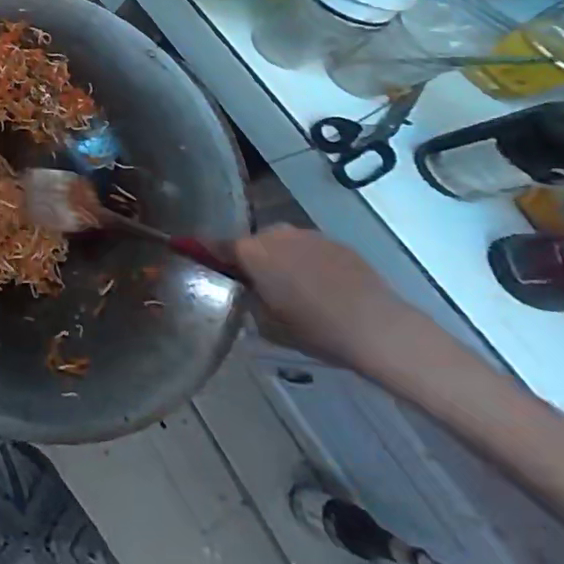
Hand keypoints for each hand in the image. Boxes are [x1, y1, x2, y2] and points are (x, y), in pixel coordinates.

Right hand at [207, 225, 429, 377]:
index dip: (199, 250)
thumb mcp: (267, 323)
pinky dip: (306, 263)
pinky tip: (320, 288)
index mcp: (252, 252)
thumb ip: (248, 298)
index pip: (215, 245)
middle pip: (252, 243)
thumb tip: (245, 288)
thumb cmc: (315, 329)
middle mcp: (275, 234)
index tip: (184, 249)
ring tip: (292, 290)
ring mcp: (308, 235)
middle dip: (250, 260)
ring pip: (281, 245)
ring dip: (280, 260)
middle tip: (256, 287)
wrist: (379, 328)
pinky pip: (308, 250)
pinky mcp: (336, 242)